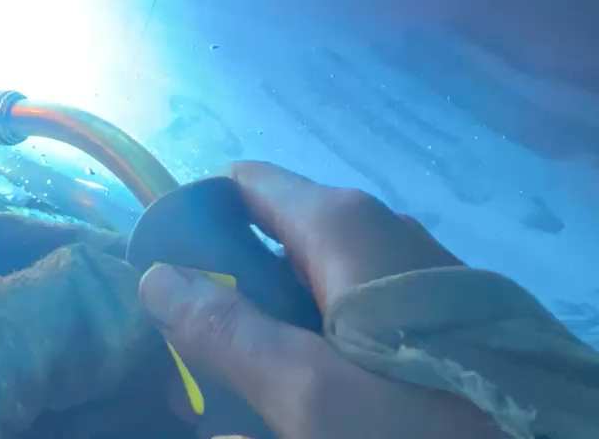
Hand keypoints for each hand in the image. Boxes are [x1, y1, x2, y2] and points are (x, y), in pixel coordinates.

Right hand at [138, 162, 504, 438]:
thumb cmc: (432, 434)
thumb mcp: (313, 395)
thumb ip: (225, 330)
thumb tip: (155, 275)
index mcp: (341, 223)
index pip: (241, 184)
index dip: (198, 227)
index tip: (171, 287)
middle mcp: (377, 229)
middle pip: (273, 237)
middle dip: (232, 296)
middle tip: (203, 368)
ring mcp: (414, 272)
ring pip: (314, 284)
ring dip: (275, 334)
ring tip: (252, 404)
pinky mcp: (443, 317)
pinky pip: (357, 316)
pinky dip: (324, 350)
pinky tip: (323, 406)